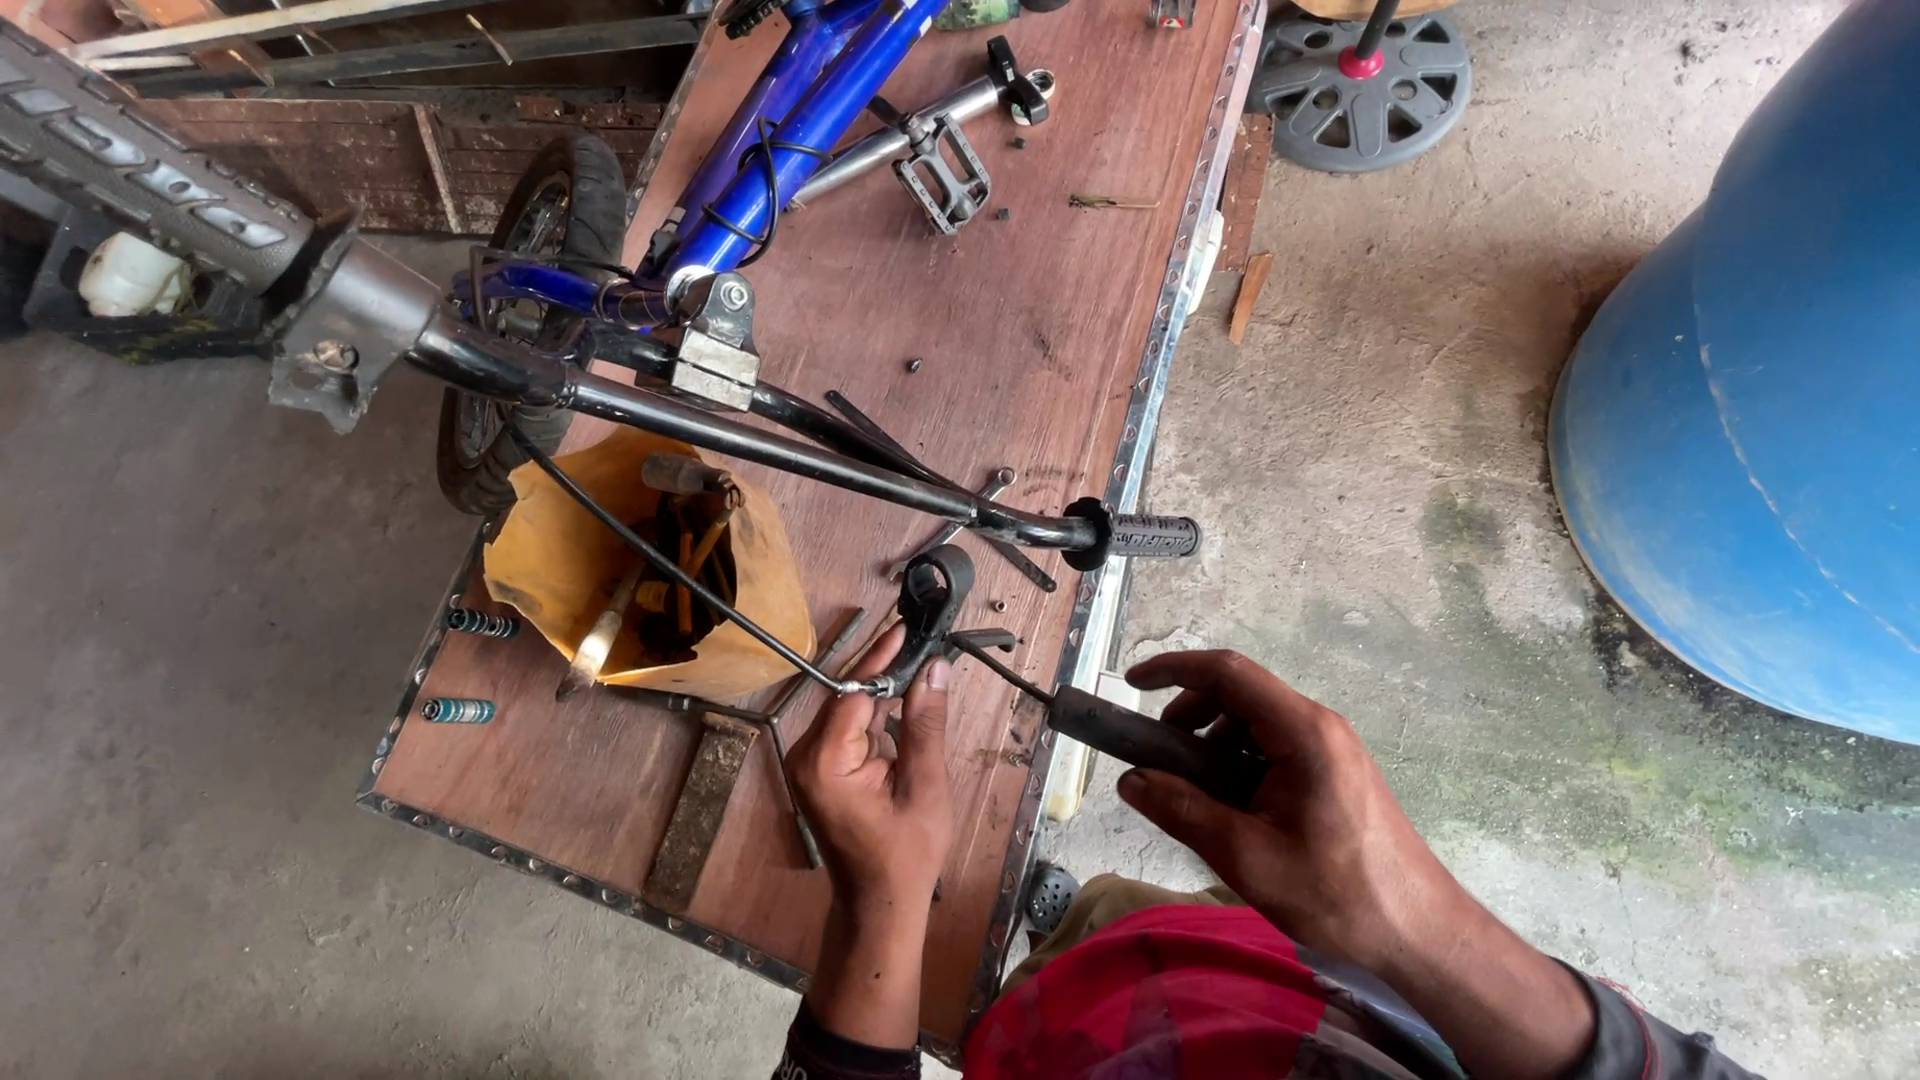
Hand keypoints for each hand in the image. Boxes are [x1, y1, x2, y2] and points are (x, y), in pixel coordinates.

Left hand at [786, 624, 953, 1049]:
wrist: (879, 904)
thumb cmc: (907, 855)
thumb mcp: (924, 786)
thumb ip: (925, 724)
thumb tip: (935, 667)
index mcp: (825, 762)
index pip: (854, 691)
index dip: (882, 659)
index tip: (908, 628)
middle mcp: (806, 756)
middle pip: (845, 693)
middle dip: (881, 664)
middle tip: (915, 633)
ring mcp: (809, 763)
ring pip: (846, 706)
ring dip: (880, 684)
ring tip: (914, 653)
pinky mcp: (819, 768)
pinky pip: (847, 726)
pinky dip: (874, 709)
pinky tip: (900, 692)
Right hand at [1119, 650, 1593, 1079]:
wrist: (1422, 937)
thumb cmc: (1337, 893)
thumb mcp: (1245, 856)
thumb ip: (1181, 810)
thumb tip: (1129, 780)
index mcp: (1302, 731)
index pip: (1227, 672)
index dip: (1173, 668)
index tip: (1132, 683)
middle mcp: (1318, 725)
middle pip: (1238, 692)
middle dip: (1189, 714)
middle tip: (1161, 760)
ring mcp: (1330, 747)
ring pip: (1253, 720)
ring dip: (1211, 740)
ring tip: (1195, 792)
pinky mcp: (1333, 771)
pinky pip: (1271, 744)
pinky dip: (1236, 759)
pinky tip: (1230, 805)